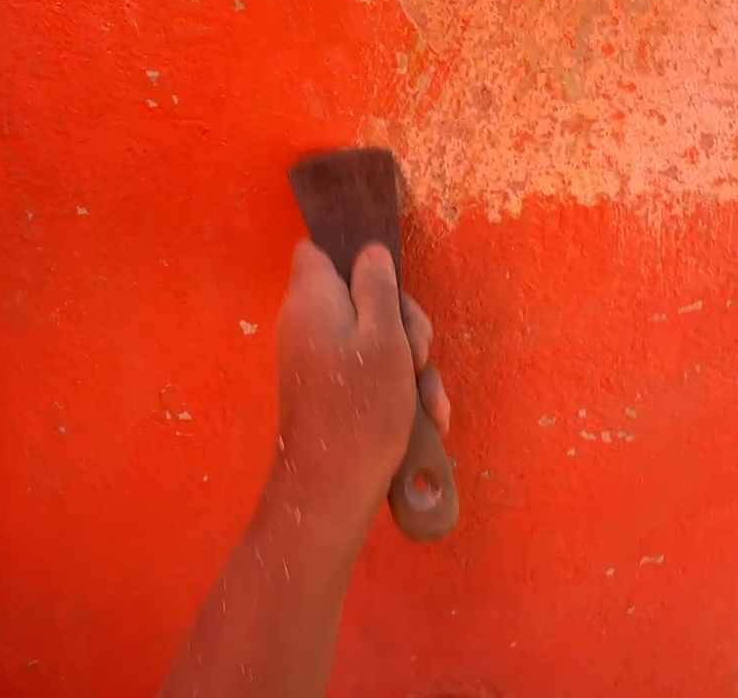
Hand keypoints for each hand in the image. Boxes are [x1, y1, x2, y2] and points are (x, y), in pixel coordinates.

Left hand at [267, 240, 449, 538]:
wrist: (332, 488)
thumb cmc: (360, 405)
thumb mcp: (384, 335)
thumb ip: (377, 286)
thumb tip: (369, 253)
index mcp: (312, 297)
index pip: (316, 250)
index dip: (351, 255)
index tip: (388, 278)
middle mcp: (307, 321)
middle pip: (360, 295)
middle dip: (401, 320)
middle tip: (419, 352)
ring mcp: (317, 356)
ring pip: (373, 336)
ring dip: (408, 362)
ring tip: (429, 400)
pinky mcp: (329, 387)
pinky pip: (366, 369)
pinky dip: (396, 387)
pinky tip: (427, 417)